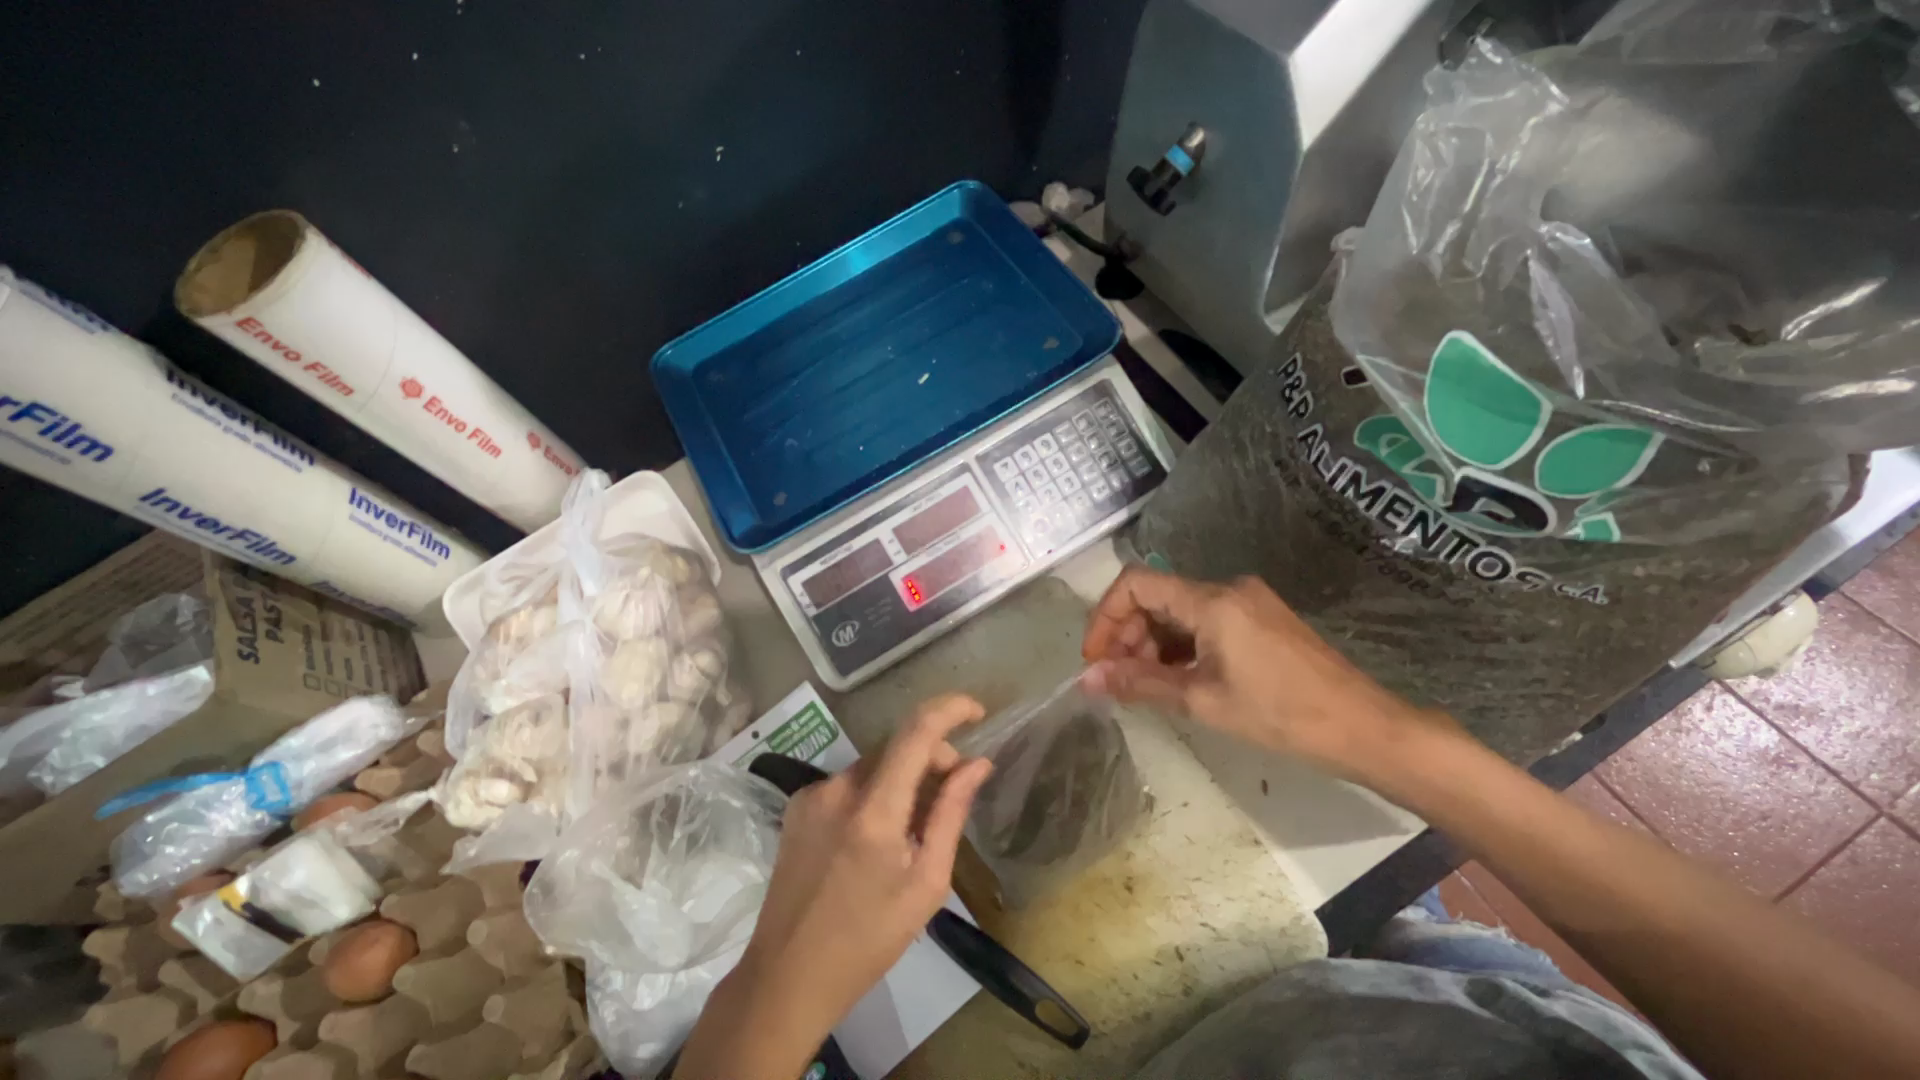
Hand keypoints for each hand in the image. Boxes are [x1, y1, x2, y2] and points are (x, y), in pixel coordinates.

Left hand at [681, 695, 992, 1078]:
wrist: (787, 975)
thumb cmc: (868, 941)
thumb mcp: (926, 884)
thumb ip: (950, 815)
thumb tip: (978, 764)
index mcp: (874, 811)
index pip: (916, 731)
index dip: (950, 709)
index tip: (978, 712)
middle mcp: (838, 789)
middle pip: (896, 747)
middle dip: (932, 759)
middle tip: (952, 798)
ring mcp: (811, 796)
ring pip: (873, 766)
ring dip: (902, 779)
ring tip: (912, 831)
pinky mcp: (796, 807)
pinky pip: (848, 784)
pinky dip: (873, 794)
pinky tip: (875, 839)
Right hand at [1081, 566, 1445, 778]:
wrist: (1362, 727)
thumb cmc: (1281, 715)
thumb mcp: (1203, 702)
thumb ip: (1140, 684)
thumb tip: (1087, 680)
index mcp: (1212, 601)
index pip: (1136, 583)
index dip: (1105, 617)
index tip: (1096, 660)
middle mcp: (1228, 589)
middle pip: (1156, 596)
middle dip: (1128, 635)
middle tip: (1119, 681)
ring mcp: (1248, 602)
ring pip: (1180, 611)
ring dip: (1153, 644)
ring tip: (1147, 687)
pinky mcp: (1261, 619)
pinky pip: (1205, 622)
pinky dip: (1181, 646)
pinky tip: (1179, 680)